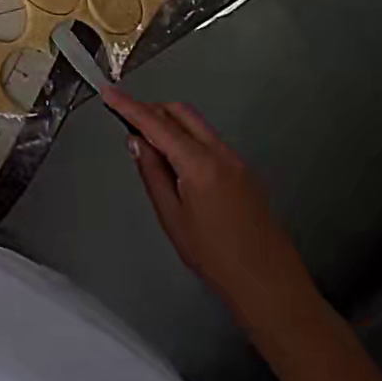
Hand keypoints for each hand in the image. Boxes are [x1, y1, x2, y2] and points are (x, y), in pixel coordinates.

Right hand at [104, 89, 312, 308]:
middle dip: (151, 109)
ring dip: (169, 124)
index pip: (156, 123)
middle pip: (180, 112)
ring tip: (150, 148)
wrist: (270, 286)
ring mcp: (236, 160)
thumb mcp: (172, 217)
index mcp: (200, 164)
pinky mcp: (243, 170)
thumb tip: (137, 143)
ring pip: (196, 124)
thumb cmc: (220, 260)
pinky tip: (176, 163)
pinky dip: (187, 139)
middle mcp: (221, 154)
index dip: (129, 106)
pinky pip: (209, 140)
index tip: (111, 94)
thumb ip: (152, 173)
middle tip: (128, 120)